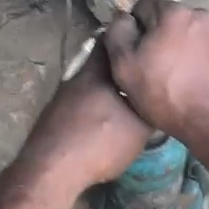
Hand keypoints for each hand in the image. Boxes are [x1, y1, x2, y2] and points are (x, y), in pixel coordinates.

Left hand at [15, 40, 149, 193]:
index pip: (109, 41)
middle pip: (98, 64)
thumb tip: (156, 96)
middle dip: (116, 67)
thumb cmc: (100, 142)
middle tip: (136, 71)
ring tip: (123, 99)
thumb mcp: (138, 127)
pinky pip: (77, 104)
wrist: (52, 169)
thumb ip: (148, 107)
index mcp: (97, 73)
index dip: (124, 38)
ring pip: (88, 85)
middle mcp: (76, 79)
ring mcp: (60, 99)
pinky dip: (91, 108)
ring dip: (103, 89)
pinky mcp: (52, 119)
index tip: (140, 39)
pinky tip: (100, 122)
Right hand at [102, 0, 208, 144]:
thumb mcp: (124, 66)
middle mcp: (200, 14)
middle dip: (158, 37)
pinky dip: (197, 60)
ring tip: (174, 78)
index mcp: (174, 11)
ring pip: (188, 34)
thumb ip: (117, 33)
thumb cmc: (165, 94)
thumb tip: (123, 19)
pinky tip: (193, 83)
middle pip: (168, 19)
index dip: (133, 28)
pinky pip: (205, 50)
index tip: (134, 54)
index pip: (143, 6)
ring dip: (178, 48)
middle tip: (152, 68)